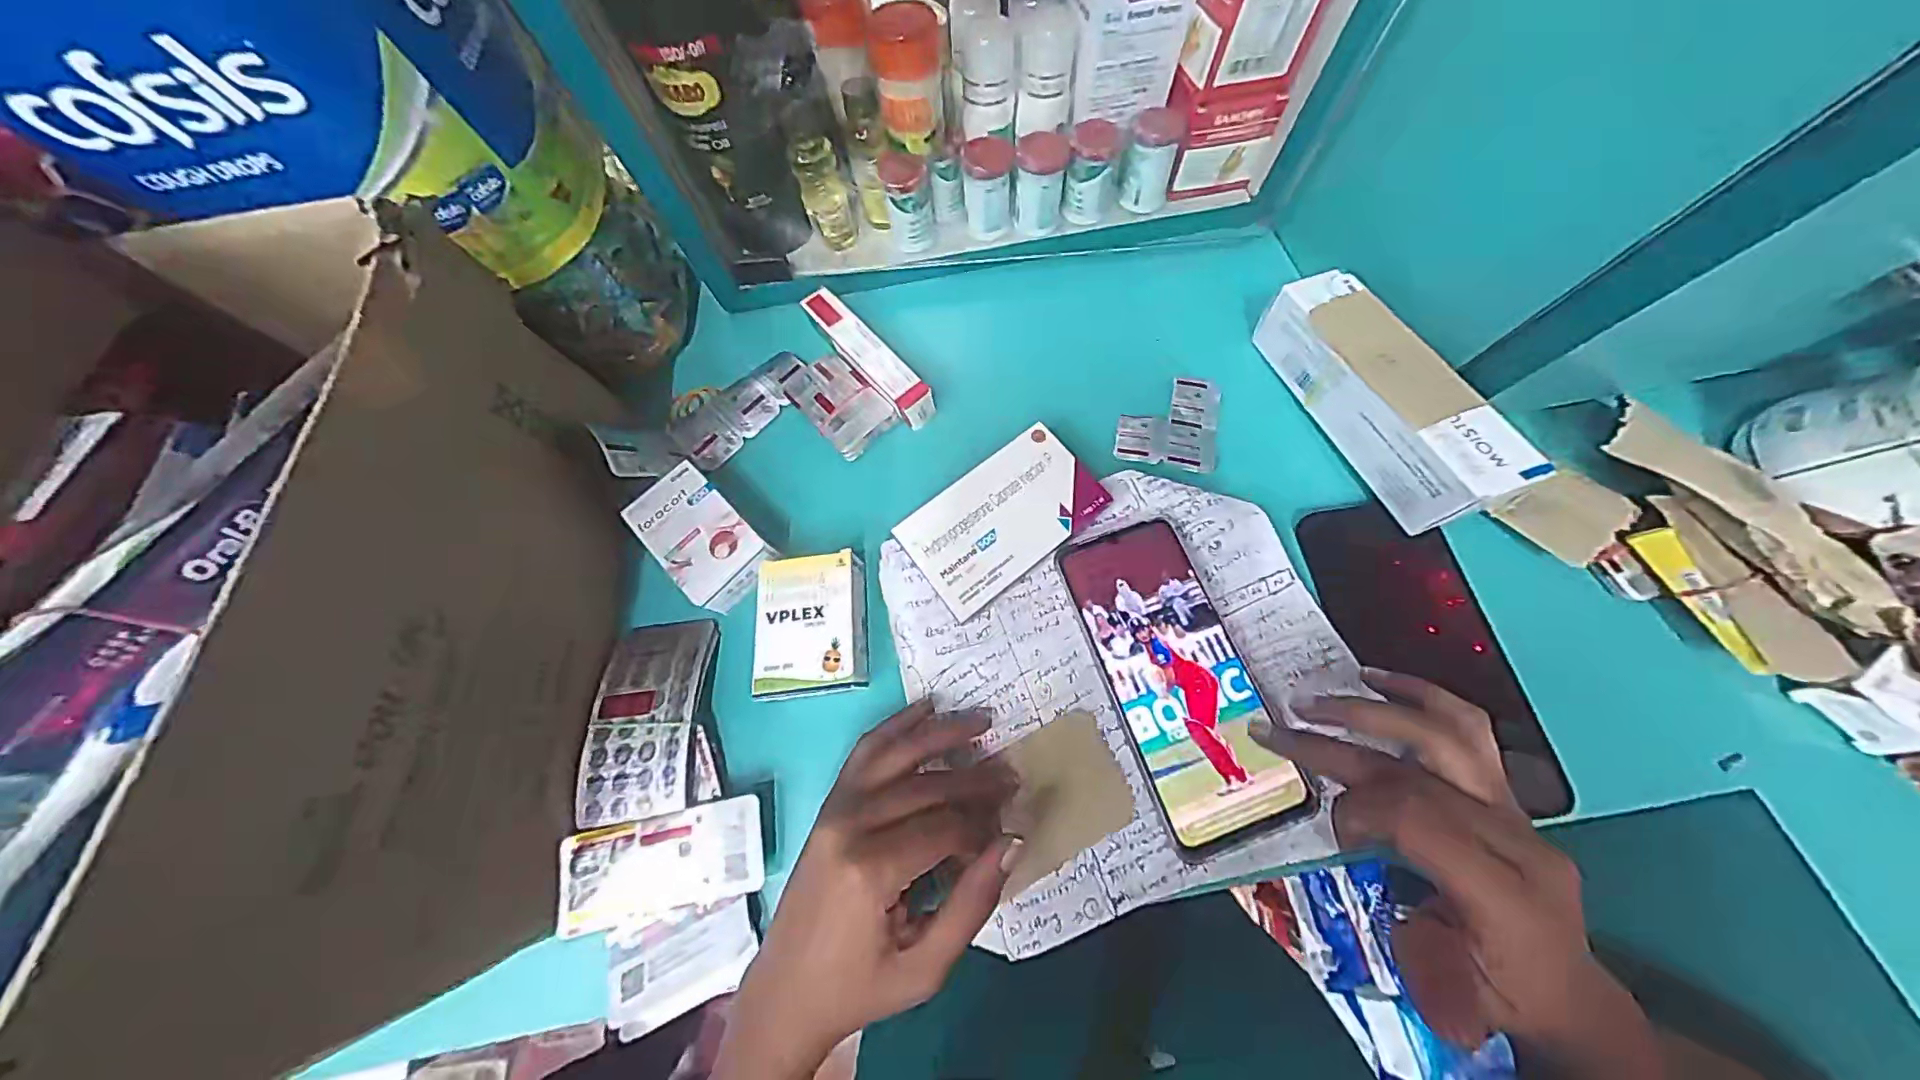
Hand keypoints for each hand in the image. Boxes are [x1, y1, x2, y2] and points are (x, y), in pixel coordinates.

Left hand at [715, 700, 1020, 1079]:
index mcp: (870, 870)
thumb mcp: (926, 967)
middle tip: (1012, 772)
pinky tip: (924, 710)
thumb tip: (1011, 844)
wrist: (786, 993)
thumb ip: (972, 904)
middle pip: (925, 786)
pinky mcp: (828, 805)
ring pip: (895, 754)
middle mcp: (849, 825)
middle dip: (974, 777)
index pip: (944, 827)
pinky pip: (864, 753)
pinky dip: (896, 726)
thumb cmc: (860, 986)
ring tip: (980, 721)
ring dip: (940, 732)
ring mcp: (834, 809)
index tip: (1008, 828)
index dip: (982, 825)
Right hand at [1255, 670, 1660, 1078]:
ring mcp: (1517, 810)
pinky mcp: (1506, 796)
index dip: (1358, 811)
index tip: (1329, 826)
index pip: (1417, 818)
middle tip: (1283, 731)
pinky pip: (1468, 731)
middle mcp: (1516, 839)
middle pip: (1420, 766)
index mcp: (1503, 892)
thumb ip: (1394, 925)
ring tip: (1328, 695)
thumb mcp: (1441, 985)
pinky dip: (1422, 697)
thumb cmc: (1497, 998)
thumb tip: (1346, 863)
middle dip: (1341, 743)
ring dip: (1380, 708)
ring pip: (1451, 732)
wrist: (1569, 998)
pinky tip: (1381, 682)